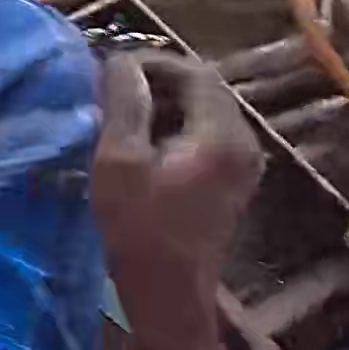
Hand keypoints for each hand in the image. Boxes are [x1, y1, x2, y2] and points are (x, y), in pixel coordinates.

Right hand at [93, 53, 263, 349]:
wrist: (166, 289)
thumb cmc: (138, 222)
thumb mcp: (119, 158)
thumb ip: (124, 104)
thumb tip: (121, 60)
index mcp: (223, 136)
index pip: (194, 73)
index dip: (150, 61)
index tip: (107, 65)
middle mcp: (243, 144)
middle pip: (202, 88)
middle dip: (152, 79)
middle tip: (105, 84)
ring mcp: (240, 163)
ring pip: (199, 108)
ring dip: (157, 100)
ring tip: (112, 106)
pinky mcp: (227, 177)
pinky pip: (199, 131)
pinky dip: (167, 121)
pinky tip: (133, 134)